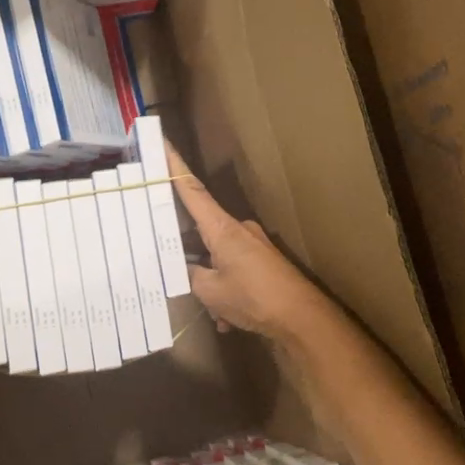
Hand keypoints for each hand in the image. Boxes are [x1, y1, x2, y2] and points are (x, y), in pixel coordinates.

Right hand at [168, 144, 340, 341]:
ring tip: (215, 313)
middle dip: (189, 255)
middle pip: (202, 229)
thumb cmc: (253, 297)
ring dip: (213, 284)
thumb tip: (187, 268)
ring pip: (219, 258)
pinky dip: (229, 294)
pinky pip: (236, 272)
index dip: (175, 168)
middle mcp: (238, 229)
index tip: (162, 143)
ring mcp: (253, 244)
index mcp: (221, 228)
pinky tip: (230, 320)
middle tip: (174, 269)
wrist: (302, 317)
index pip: (192, 190)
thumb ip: (191, 275)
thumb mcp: (210, 291)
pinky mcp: (264, 262)